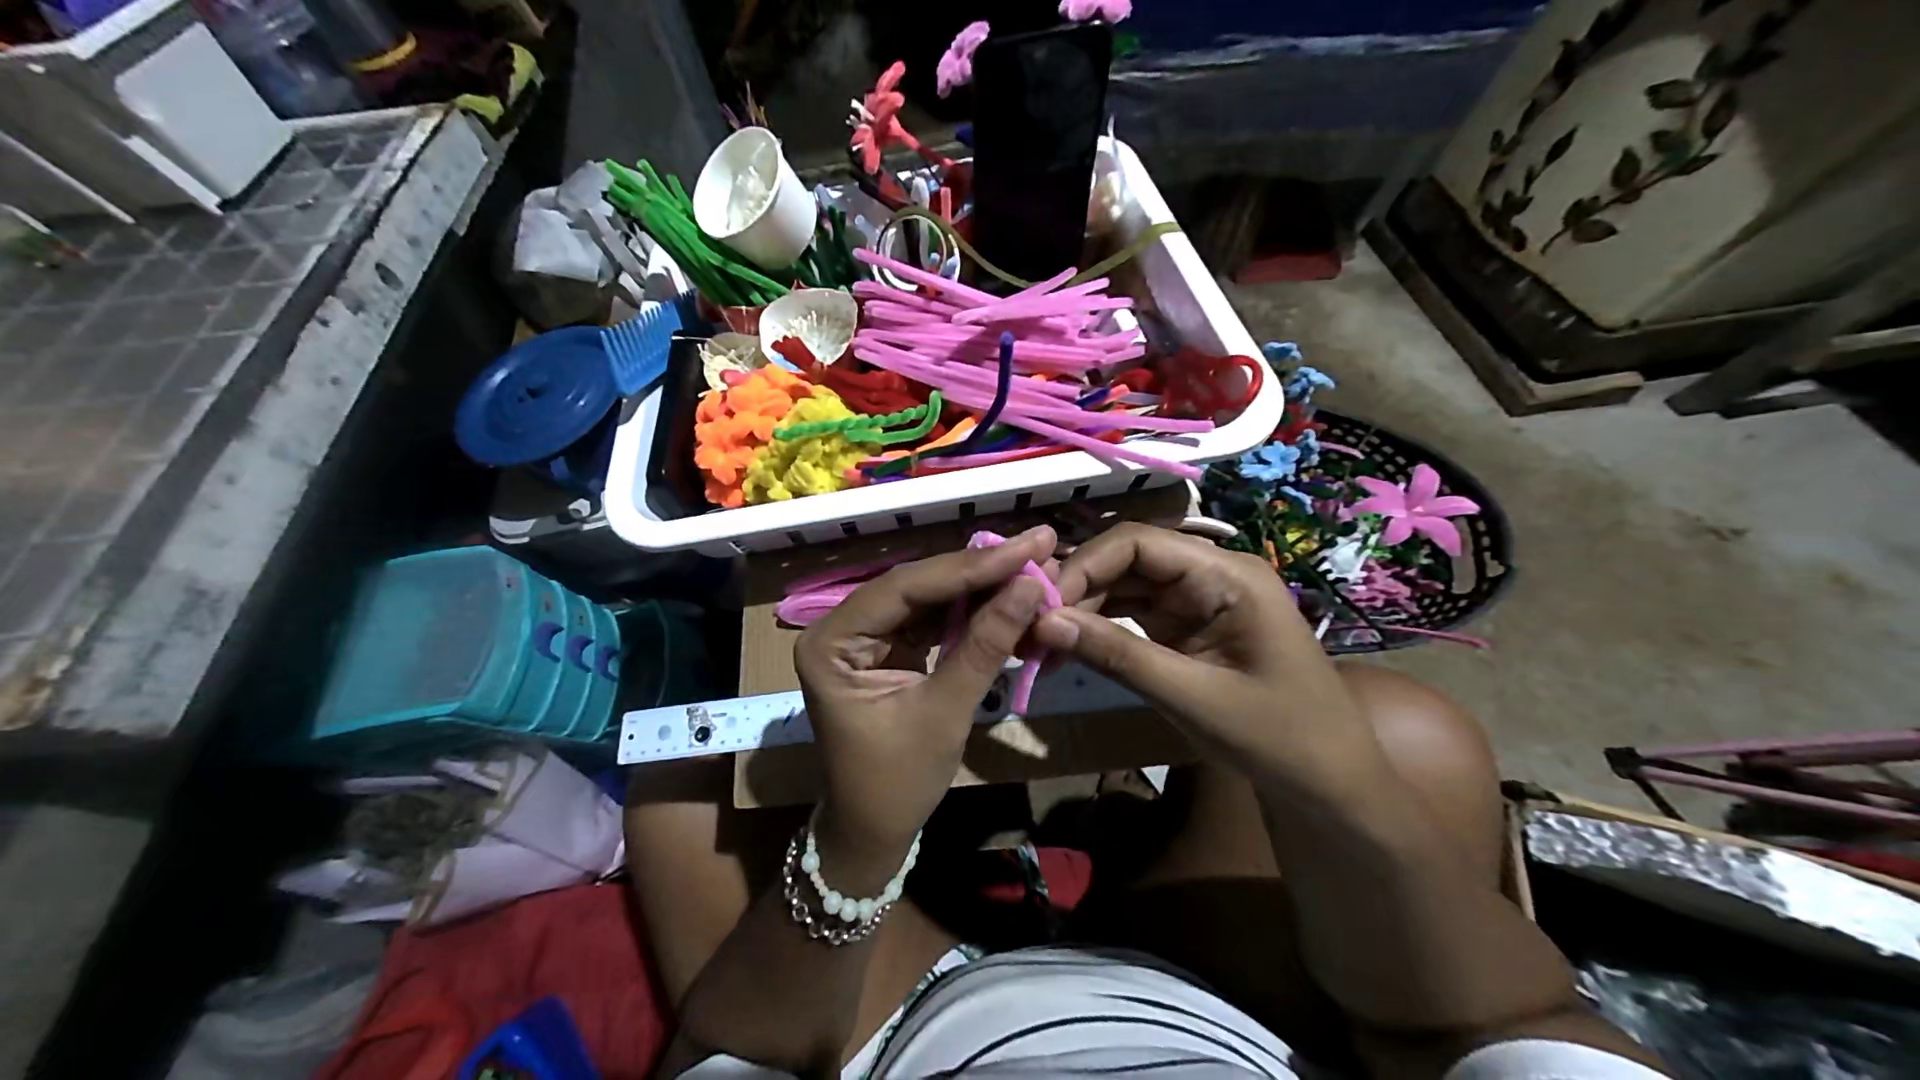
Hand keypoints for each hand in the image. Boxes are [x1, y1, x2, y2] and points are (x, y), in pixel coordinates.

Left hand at [794, 525, 1056, 884]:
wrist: (873, 831)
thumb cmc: (895, 782)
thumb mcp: (942, 714)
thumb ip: (983, 647)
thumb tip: (1029, 588)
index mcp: (831, 641)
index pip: (904, 588)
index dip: (968, 567)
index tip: (1024, 548)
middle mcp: (843, 626)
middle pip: (919, 585)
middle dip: (981, 569)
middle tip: (1038, 543)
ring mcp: (869, 636)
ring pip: (931, 597)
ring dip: (984, 586)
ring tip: (1035, 563)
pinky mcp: (892, 648)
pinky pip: (936, 619)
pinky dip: (976, 612)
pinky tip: (1013, 595)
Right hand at [1033, 523, 1386, 797]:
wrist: (1328, 784)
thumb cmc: (1278, 737)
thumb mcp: (1192, 697)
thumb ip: (1117, 655)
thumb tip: (1042, 623)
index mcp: (1226, 574)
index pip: (1139, 542)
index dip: (1084, 565)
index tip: (1041, 607)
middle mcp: (1208, 574)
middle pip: (1125, 560)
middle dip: (1075, 588)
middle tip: (1028, 628)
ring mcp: (1195, 599)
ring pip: (1122, 586)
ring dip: (1080, 609)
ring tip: (1037, 641)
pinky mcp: (1184, 626)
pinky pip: (1130, 614)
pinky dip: (1097, 629)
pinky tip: (1065, 646)